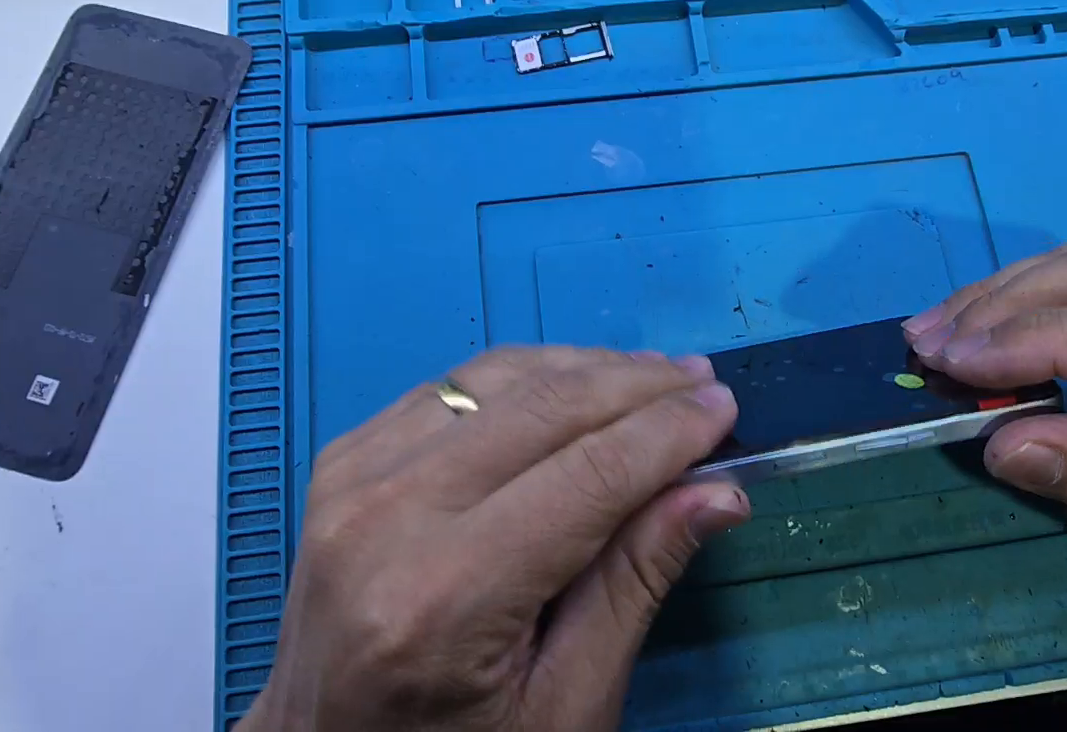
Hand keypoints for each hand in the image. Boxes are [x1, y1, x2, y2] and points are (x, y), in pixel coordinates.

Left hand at [237, 347, 748, 731]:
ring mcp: (354, 476)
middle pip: (542, 409)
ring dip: (584, 367)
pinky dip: (524, 376)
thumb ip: (637, 582)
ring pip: (498, 378)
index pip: (585, 476)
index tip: (722, 405)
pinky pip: (453, 386)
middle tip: (699, 379)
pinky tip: (569, 386)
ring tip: (648, 375)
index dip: (664, 432)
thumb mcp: (566, 707)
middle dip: (635, 385)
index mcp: (443, 598)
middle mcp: (387, 516)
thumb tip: (718, 490)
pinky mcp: (344, 456)